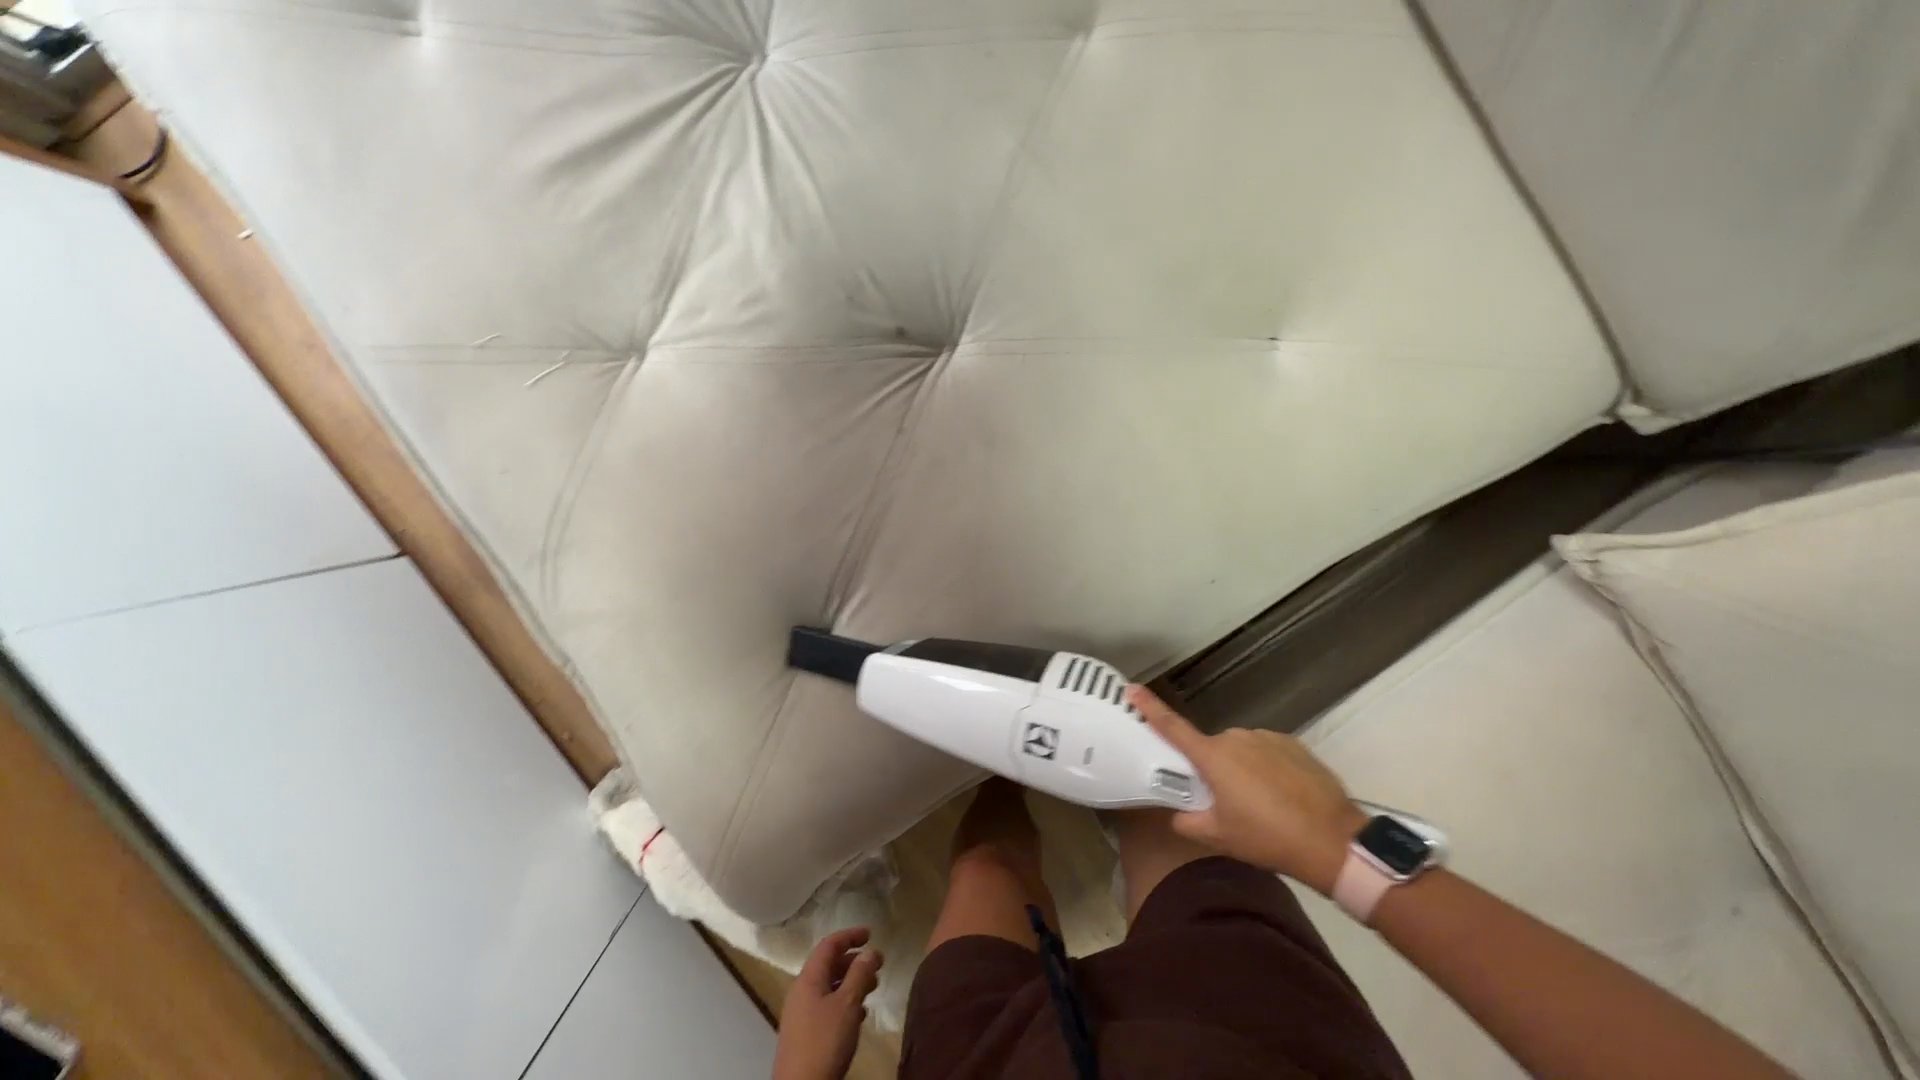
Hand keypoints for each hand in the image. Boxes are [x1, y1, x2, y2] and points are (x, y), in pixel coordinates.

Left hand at [772, 927, 881, 1079]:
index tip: (871, 934)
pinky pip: (828, 1006)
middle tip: (878, 964)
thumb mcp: (847, 1005)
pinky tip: (860, 1014)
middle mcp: (802, 992)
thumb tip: (870, 952)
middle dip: (854, 961)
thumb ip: (859, 975)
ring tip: (873, 987)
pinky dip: (845, 1002)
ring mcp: (802, 1013)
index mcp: (808, 979)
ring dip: (851, 982)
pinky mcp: (806, 1033)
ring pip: (829, 987)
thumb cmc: (824, 1041)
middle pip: (828, 965)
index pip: (828, 945)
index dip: (849, 935)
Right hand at [1128, 685, 1366, 894]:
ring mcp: (1268, 738)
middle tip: (1225, 804)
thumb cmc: (1268, 838)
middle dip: (1212, 770)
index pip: (1172, 727)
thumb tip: (1177, 814)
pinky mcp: (1294, 745)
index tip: (1131, 688)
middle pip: (1211, 750)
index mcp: (1213, 757)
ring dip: (1242, 770)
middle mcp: (1237, 738)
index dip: (1149, 707)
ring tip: (1261, 805)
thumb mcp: (1219, 836)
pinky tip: (1283, 797)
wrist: (1332, 840)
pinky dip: (1267, 770)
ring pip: (1241, 752)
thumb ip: (1187, 821)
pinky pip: (1268, 753)